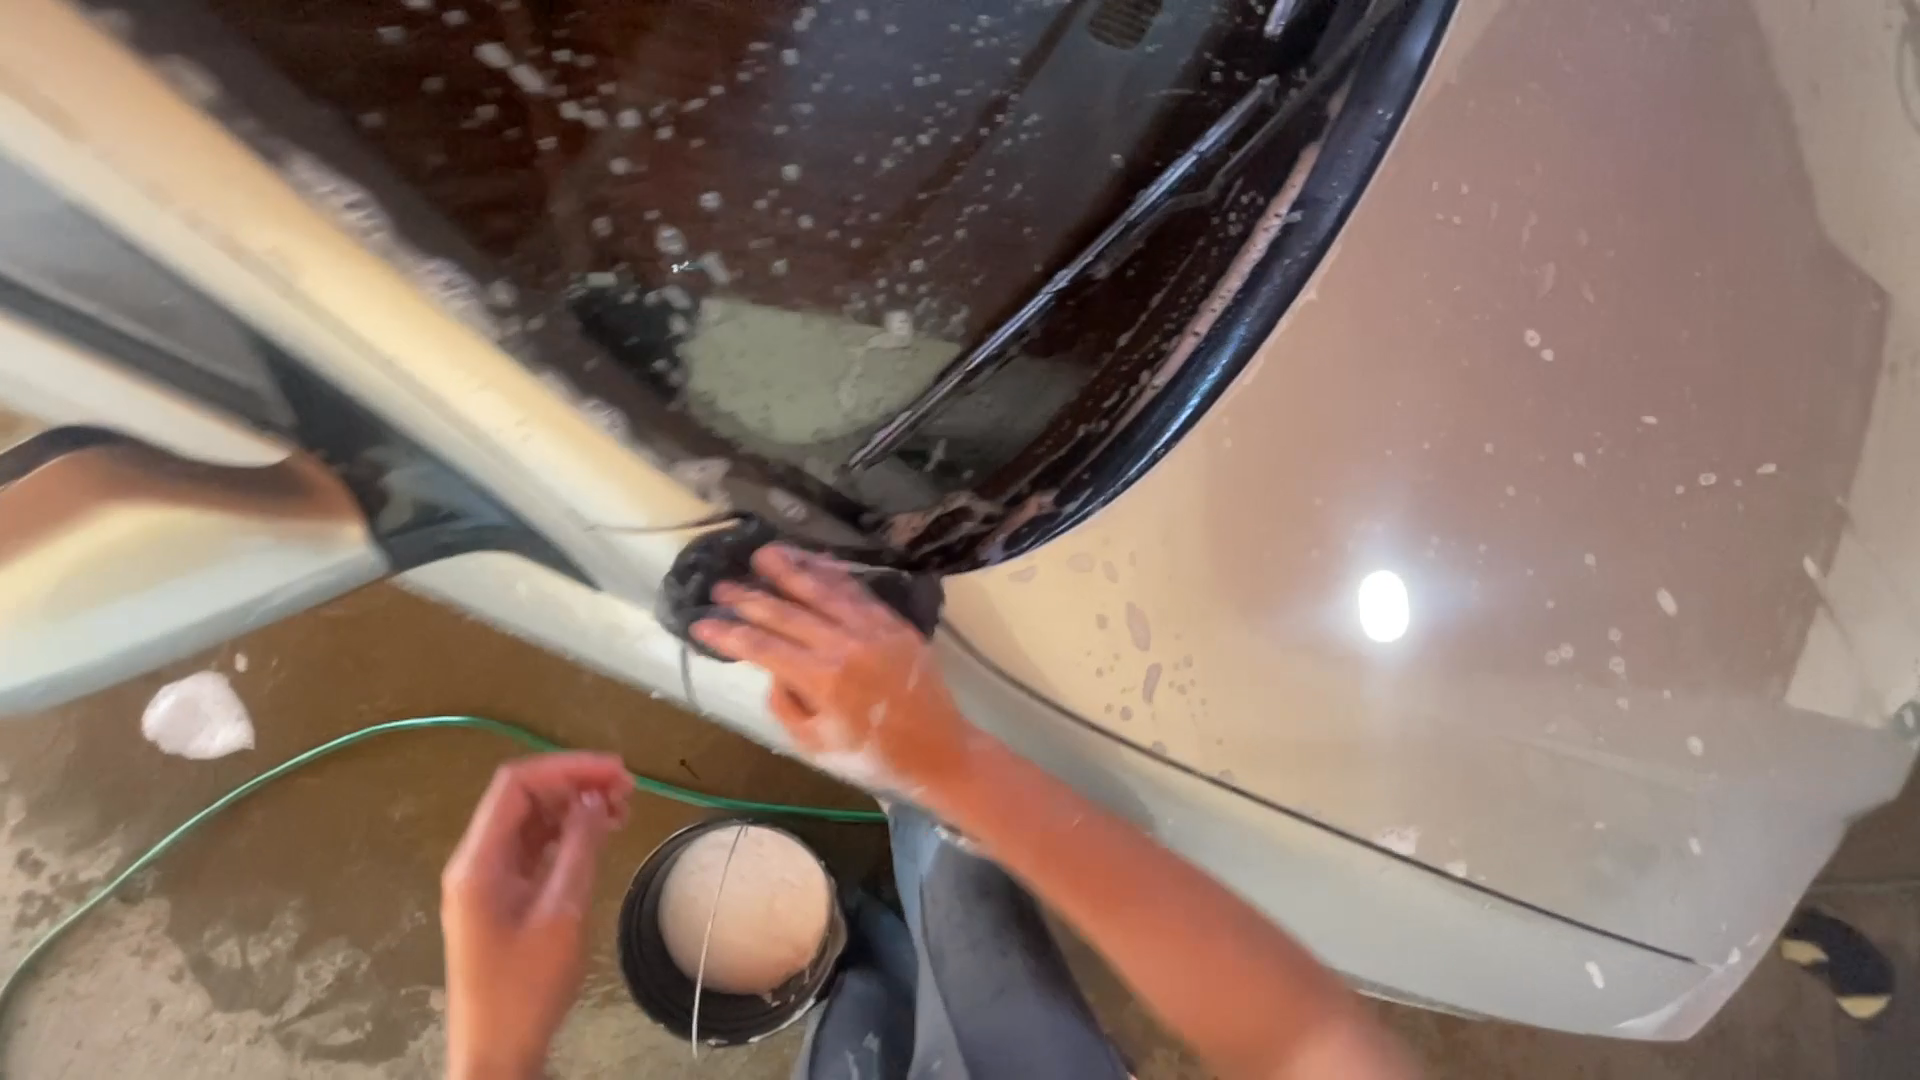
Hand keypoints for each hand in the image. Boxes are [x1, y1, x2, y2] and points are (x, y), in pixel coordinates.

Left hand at [441, 754, 630, 1079]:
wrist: (498, 1053)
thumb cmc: (527, 987)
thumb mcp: (562, 912)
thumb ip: (578, 847)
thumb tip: (595, 798)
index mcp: (479, 862)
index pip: (517, 785)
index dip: (567, 767)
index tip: (615, 772)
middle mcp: (479, 861)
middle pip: (526, 796)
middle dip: (576, 782)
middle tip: (627, 788)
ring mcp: (491, 878)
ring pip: (535, 817)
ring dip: (577, 804)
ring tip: (623, 807)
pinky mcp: (506, 893)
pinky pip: (538, 844)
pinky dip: (571, 830)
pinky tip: (604, 830)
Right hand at [692, 544, 978, 794]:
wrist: (939, 750)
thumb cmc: (872, 756)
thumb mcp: (815, 744)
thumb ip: (786, 705)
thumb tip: (773, 670)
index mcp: (823, 680)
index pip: (764, 648)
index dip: (730, 633)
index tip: (701, 622)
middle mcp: (846, 645)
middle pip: (789, 613)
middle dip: (751, 598)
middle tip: (722, 584)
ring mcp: (873, 629)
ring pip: (825, 591)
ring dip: (792, 570)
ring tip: (764, 553)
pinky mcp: (894, 623)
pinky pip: (859, 592)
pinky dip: (835, 574)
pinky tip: (816, 561)